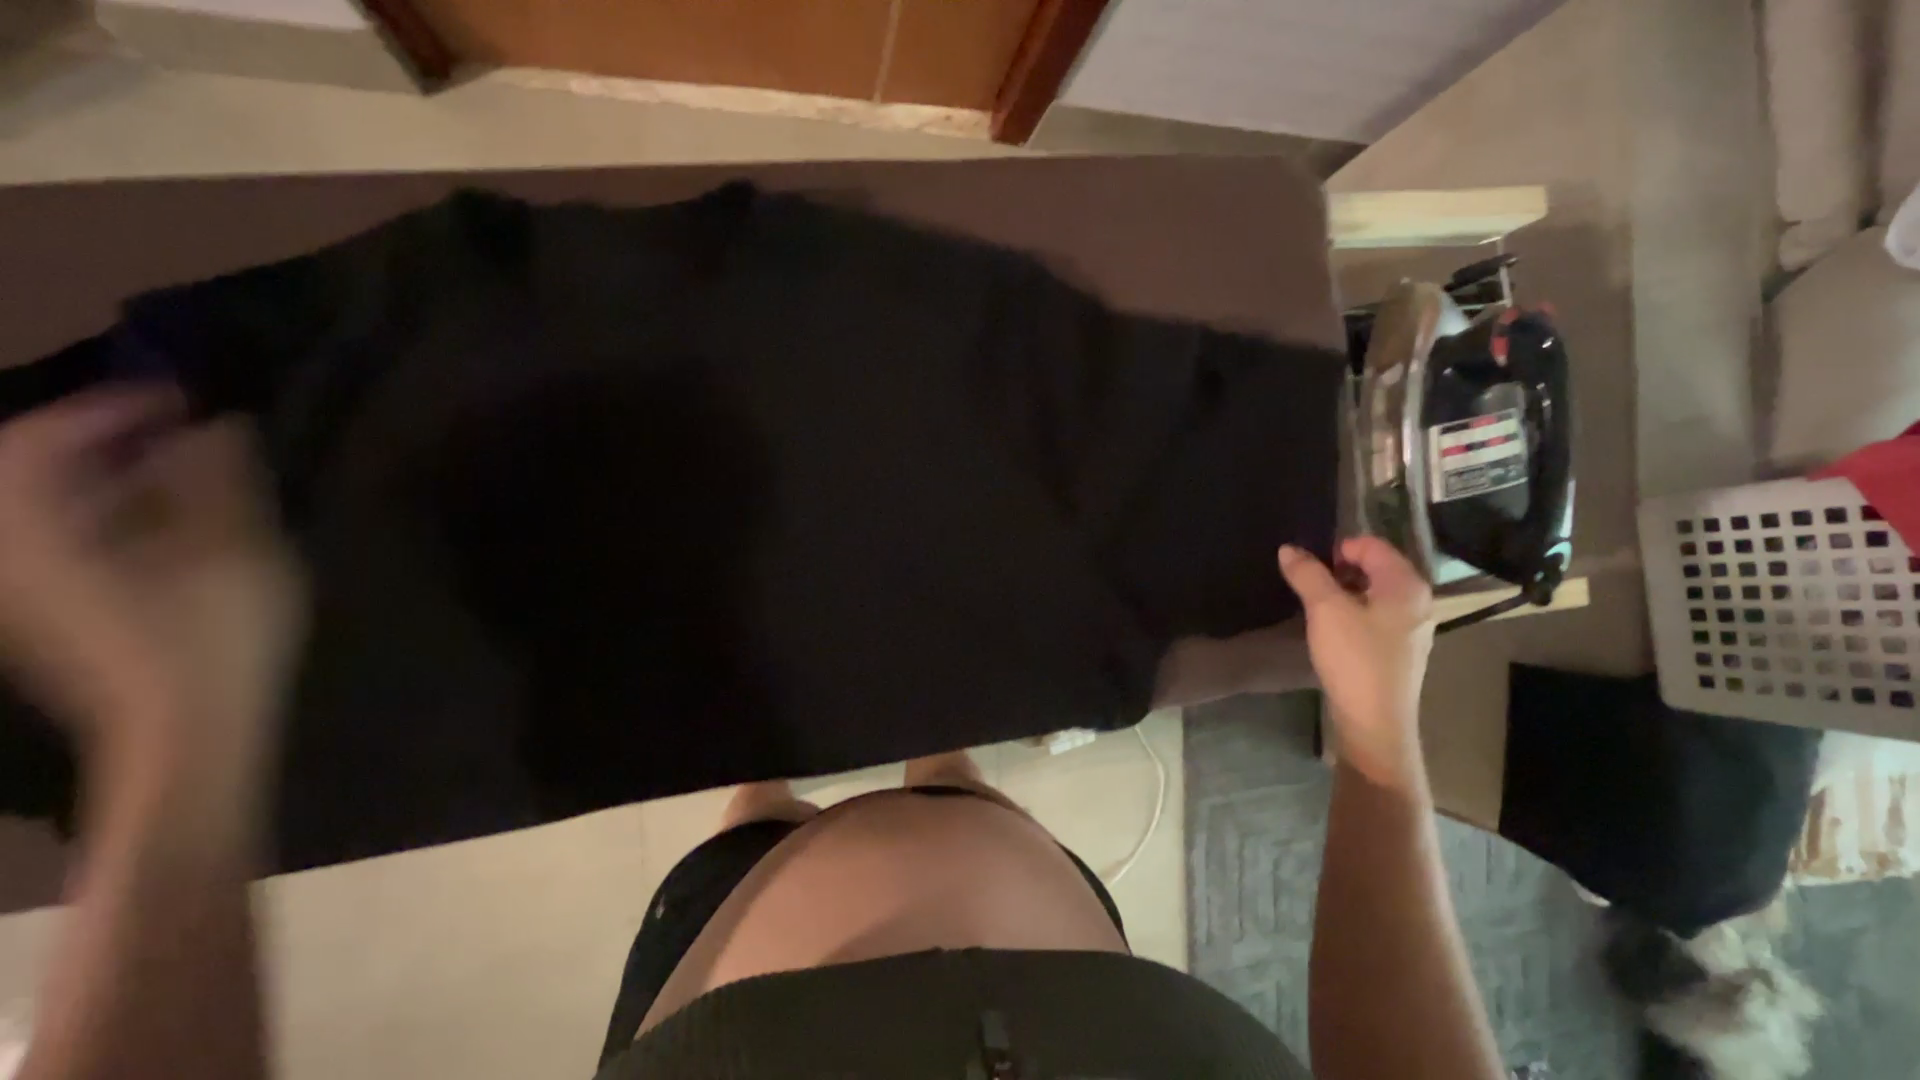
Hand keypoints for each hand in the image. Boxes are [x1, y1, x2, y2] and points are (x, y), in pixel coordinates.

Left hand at [0, 388, 303, 778]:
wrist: (187, 740)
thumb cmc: (213, 644)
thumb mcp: (235, 553)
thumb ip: (220, 482)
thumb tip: (215, 427)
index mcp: (41, 537)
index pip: (38, 444)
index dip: (106, 409)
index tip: (177, 400)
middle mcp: (16, 561)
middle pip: (35, 476)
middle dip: (106, 443)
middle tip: (180, 435)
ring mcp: (32, 597)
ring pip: (52, 513)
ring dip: (114, 483)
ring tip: (187, 479)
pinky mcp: (59, 621)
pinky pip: (65, 548)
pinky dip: (113, 521)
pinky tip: (174, 533)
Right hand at [1278, 537, 1433, 789]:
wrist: (1375, 722)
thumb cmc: (1354, 659)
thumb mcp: (1325, 610)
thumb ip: (1307, 574)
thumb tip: (1289, 549)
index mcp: (1407, 584)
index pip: (1372, 545)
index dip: (1338, 548)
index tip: (1309, 568)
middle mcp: (1418, 601)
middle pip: (1376, 568)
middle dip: (1340, 571)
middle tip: (1310, 587)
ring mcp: (1413, 628)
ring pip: (1374, 594)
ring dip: (1344, 594)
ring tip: (1317, 609)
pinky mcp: (1402, 650)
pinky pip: (1377, 617)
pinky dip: (1354, 615)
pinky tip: (1333, 632)